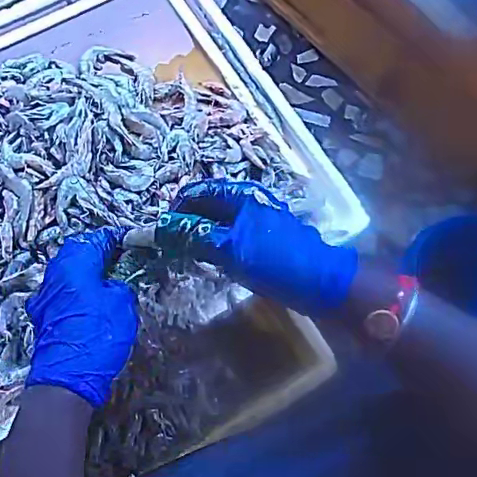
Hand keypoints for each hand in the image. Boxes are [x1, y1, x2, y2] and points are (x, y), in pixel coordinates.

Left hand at [25, 229, 138, 406]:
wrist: (67, 378)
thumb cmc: (98, 335)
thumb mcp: (122, 304)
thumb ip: (118, 285)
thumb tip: (111, 284)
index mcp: (73, 263)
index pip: (97, 239)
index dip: (116, 239)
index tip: (132, 243)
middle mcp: (53, 275)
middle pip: (77, 254)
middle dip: (99, 255)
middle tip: (122, 261)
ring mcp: (44, 297)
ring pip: (68, 276)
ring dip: (87, 276)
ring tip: (110, 283)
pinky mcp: (43, 318)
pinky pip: (63, 296)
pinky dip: (78, 295)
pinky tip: (92, 305)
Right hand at [163, 180, 357, 316]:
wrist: (321, 283)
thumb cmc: (274, 260)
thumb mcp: (227, 248)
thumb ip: (191, 236)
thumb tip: (155, 229)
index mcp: (239, 194)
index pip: (193, 193)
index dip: (172, 212)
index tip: (158, 235)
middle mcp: (246, 200)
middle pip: (203, 207)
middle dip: (183, 225)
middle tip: (168, 248)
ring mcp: (255, 219)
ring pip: (214, 223)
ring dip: (197, 237)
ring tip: (183, 256)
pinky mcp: (260, 238)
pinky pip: (226, 236)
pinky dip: (212, 246)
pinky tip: (207, 262)